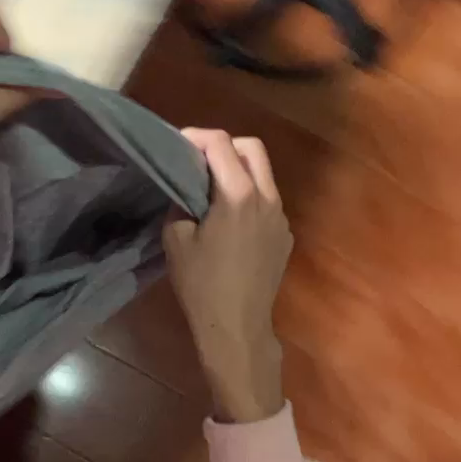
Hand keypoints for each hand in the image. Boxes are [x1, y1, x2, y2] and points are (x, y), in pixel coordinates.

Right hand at [164, 129, 292, 423]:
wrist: (236, 325)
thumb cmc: (200, 285)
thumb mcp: (176, 240)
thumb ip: (181, 203)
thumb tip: (187, 189)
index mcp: (237, 195)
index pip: (220, 144)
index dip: (196, 136)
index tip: (177, 143)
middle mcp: (266, 198)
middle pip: (251, 147)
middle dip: (223, 144)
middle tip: (198, 159)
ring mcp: (280, 217)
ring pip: (263, 174)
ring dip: (238, 170)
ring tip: (212, 188)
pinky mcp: (284, 235)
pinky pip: (267, 201)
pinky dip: (248, 196)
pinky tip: (228, 221)